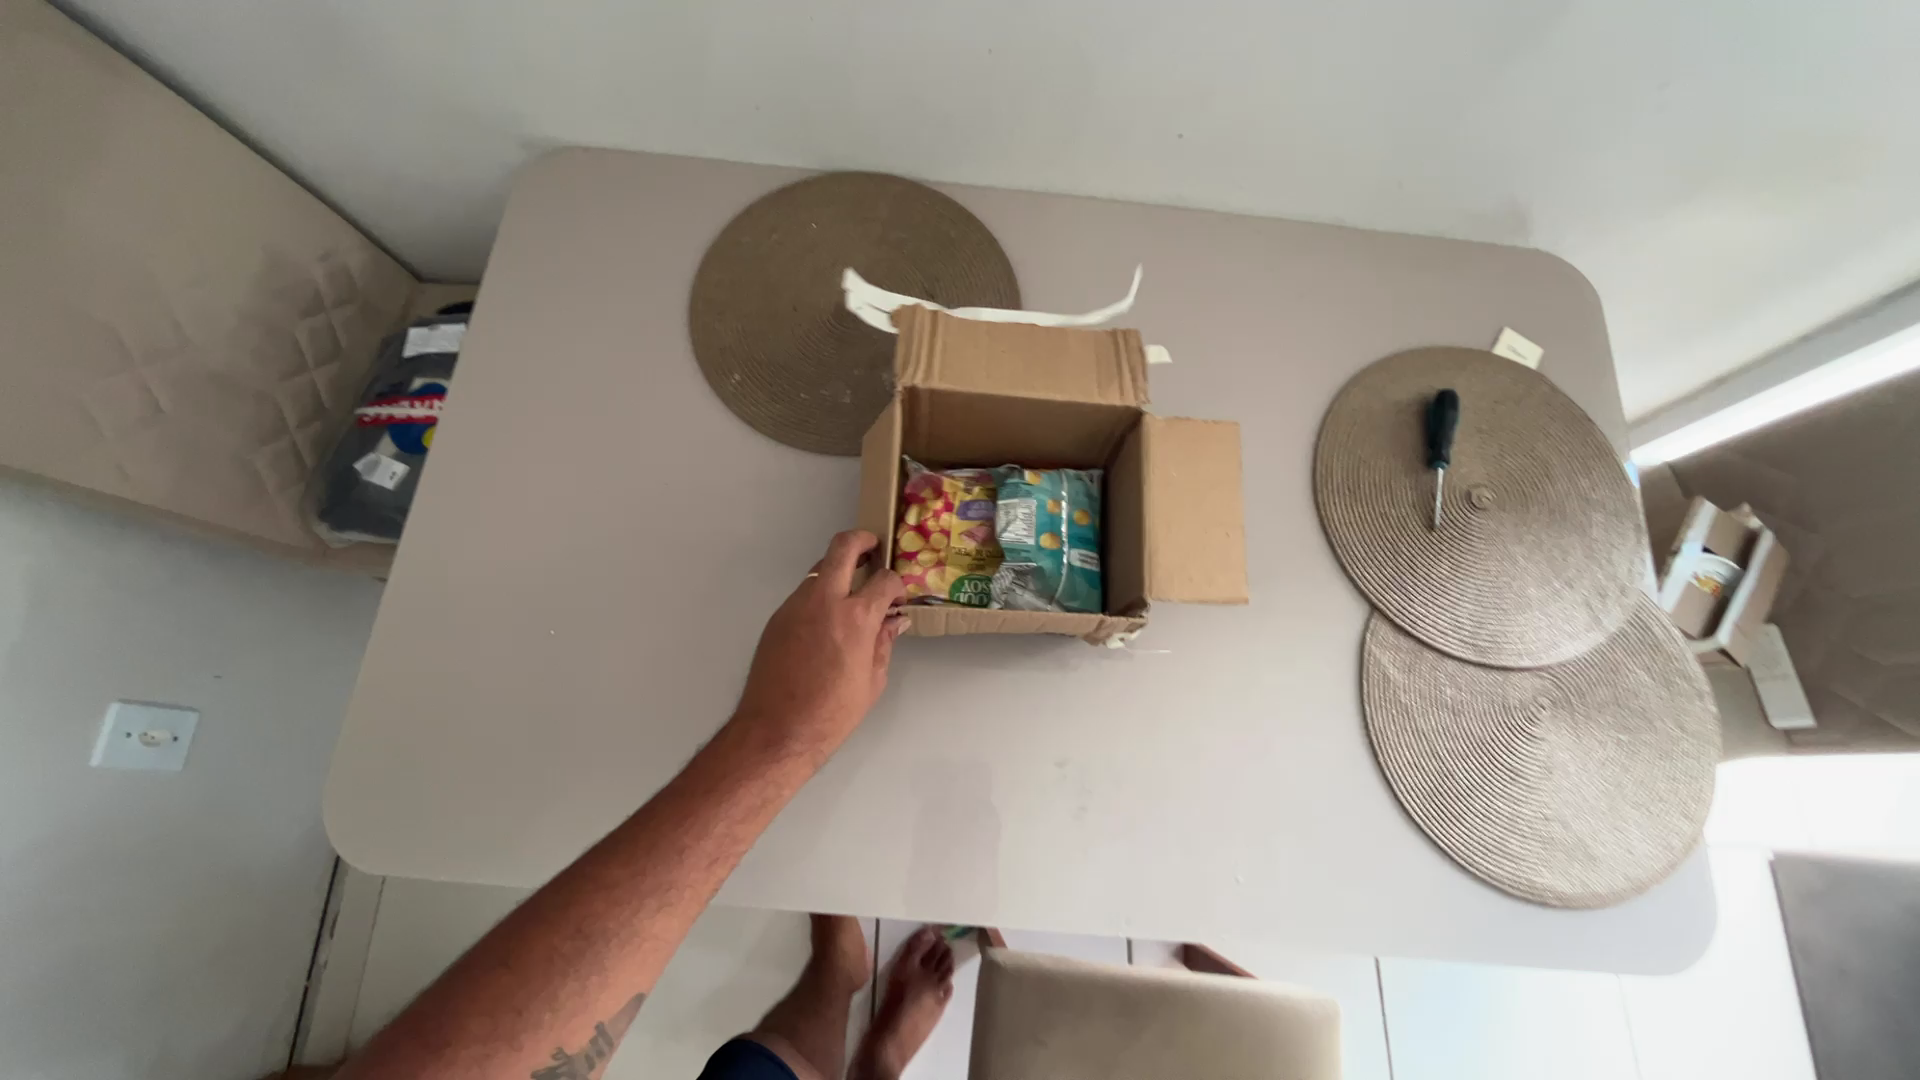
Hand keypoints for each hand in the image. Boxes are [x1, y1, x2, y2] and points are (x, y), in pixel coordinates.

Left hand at [732, 530, 906, 760]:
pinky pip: (804, 594)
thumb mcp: (872, 680)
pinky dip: (819, 597)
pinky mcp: (778, 617)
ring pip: (819, 569)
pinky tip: (825, 623)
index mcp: (856, 617)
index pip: (884, 580)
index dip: (896, 583)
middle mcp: (825, 600)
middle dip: (862, 540)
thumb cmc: (833, 712)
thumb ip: (884, 643)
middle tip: (873, 547)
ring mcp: (796, 605)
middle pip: (843, 547)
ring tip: (850, 594)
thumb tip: (894, 621)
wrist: (777, 729)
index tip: (897, 595)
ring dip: (838, 572)